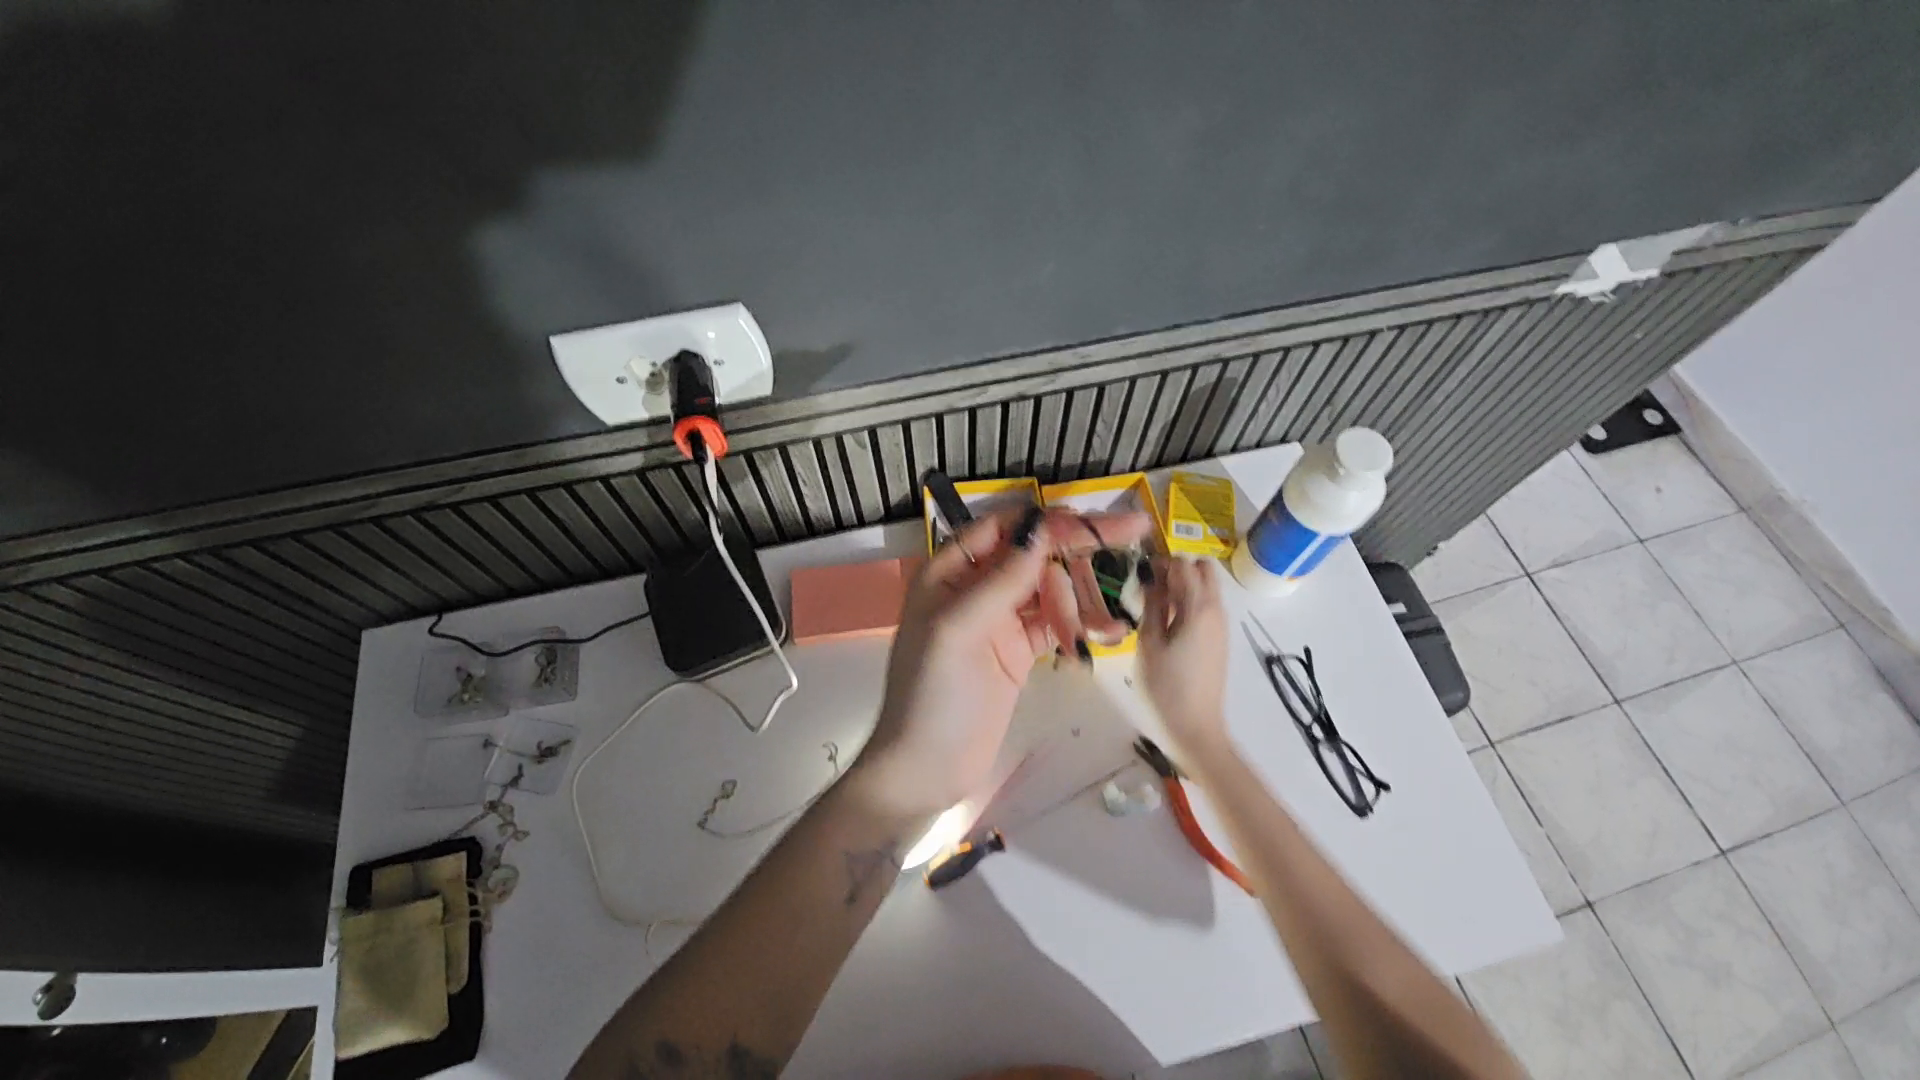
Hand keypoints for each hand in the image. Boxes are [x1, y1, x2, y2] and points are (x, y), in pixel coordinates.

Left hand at [852, 507, 1151, 818]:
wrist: (927, 768)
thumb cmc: (931, 695)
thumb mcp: (959, 629)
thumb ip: (1001, 579)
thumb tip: (1040, 529)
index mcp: (949, 572)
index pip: (1005, 528)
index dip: (1050, 520)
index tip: (1097, 520)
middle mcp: (974, 587)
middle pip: (1033, 552)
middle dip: (1079, 546)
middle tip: (1135, 533)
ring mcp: (998, 620)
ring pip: (1050, 587)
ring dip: (1083, 593)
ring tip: (1113, 615)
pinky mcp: (1017, 651)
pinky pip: (1055, 623)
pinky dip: (1079, 623)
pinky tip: (1107, 631)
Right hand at [1137, 556, 1231, 754]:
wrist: (1196, 725)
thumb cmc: (1166, 685)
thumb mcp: (1150, 643)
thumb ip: (1153, 605)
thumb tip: (1152, 579)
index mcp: (1199, 608)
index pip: (1184, 565)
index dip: (1161, 562)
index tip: (1140, 571)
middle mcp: (1216, 610)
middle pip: (1203, 570)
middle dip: (1177, 569)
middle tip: (1150, 585)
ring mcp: (1220, 625)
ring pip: (1206, 587)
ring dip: (1183, 586)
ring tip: (1154, 605)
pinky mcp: (1218, 639)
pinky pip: (1206, 606)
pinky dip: (1188, 602)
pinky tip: (1167, 621)